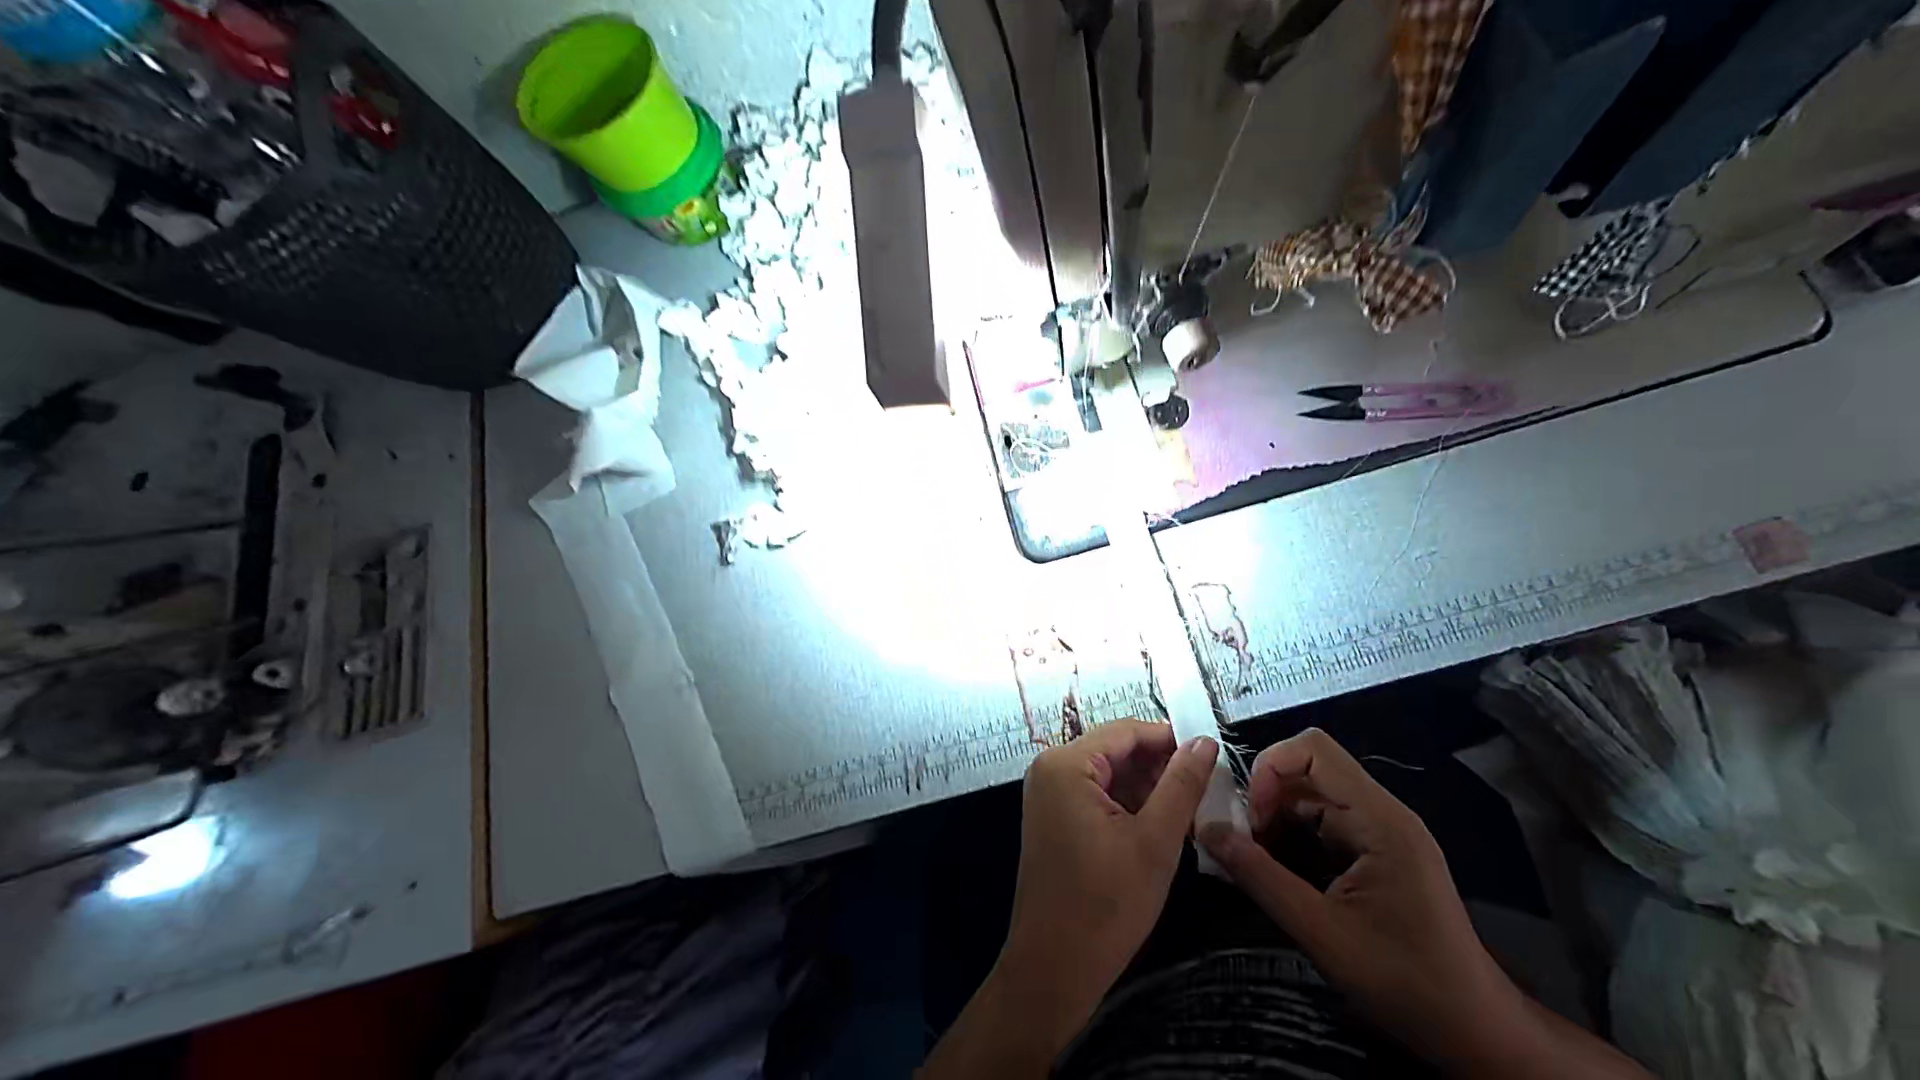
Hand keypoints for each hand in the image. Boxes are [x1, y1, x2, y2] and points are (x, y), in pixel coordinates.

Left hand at [920, 720, 1217, 1076]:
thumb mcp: (1155, 841)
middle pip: (1116, 751)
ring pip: (1109, 775)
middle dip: (1160, 767)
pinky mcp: (1054, 819)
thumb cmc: (1106, 904)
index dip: (1171, 739)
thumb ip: (1181, 785)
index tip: (1213, 757)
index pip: (1126, 731)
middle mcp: (1050, 770)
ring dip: (1148, 789)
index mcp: (1066, 765)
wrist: (1054, 967)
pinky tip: (1160, 828)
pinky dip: (1128, 806)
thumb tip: (1203, 741)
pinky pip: (1096, 796)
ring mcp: (1049, 795)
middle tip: (1206, 792)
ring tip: (1190, 813)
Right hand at [1199, 729, 1648, 1078]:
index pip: (1314, 749)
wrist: (1475, 1031)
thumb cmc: (1405, 981)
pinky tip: (1276, 864)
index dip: (1270, 768)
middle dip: (1266, 792)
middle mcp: (1382, 813)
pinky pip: (1323, 818)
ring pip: (1312, 791)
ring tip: (1253, 853)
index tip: (1251, 817)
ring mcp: (1381, 830)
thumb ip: (1260, 877)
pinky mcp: (1376, 849)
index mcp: (1380, 821)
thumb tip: (1205, 831)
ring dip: (1275, 813)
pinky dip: (1291, 830)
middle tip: (1244, 837)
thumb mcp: (1322, 934)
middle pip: (1309, 765)